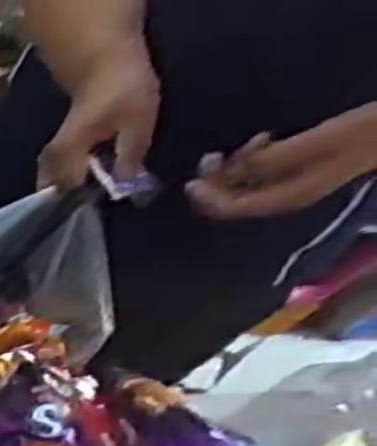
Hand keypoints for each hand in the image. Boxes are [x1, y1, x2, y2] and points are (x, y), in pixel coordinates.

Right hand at [39, 45, 159, 188]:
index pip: (70, 192)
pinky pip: (57, 180)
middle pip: (56, 196)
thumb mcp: (138, 120)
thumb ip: (131, 154)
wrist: (103, 68)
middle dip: (76, 202)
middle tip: (103, 202)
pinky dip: (71, 185)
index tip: (108, 204)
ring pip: (54, 190)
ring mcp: (47, 161)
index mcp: (65, 157)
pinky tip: (92, 181)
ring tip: (98, 193)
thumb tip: (127, 185)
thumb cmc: (122, 91)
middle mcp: (48, 164)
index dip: (89, 201)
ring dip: (74, 194)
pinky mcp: (53, 157)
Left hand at [186, 106, 376, 219]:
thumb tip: (227, 169)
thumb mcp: (311, 144)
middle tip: (214, 155)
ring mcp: (289, 185)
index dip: (205, 197)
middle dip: (217, 179)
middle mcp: (280, 198)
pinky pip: (261, 171)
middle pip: (230, 197)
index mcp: (282, 199)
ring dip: (236, 165)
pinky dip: (255, 158)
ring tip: (255, 140)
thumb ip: (265, 160)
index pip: (227, 208)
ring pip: (242, 183)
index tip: (192, 181)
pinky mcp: (297, 171)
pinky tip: (266, 138)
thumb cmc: (367, 131)